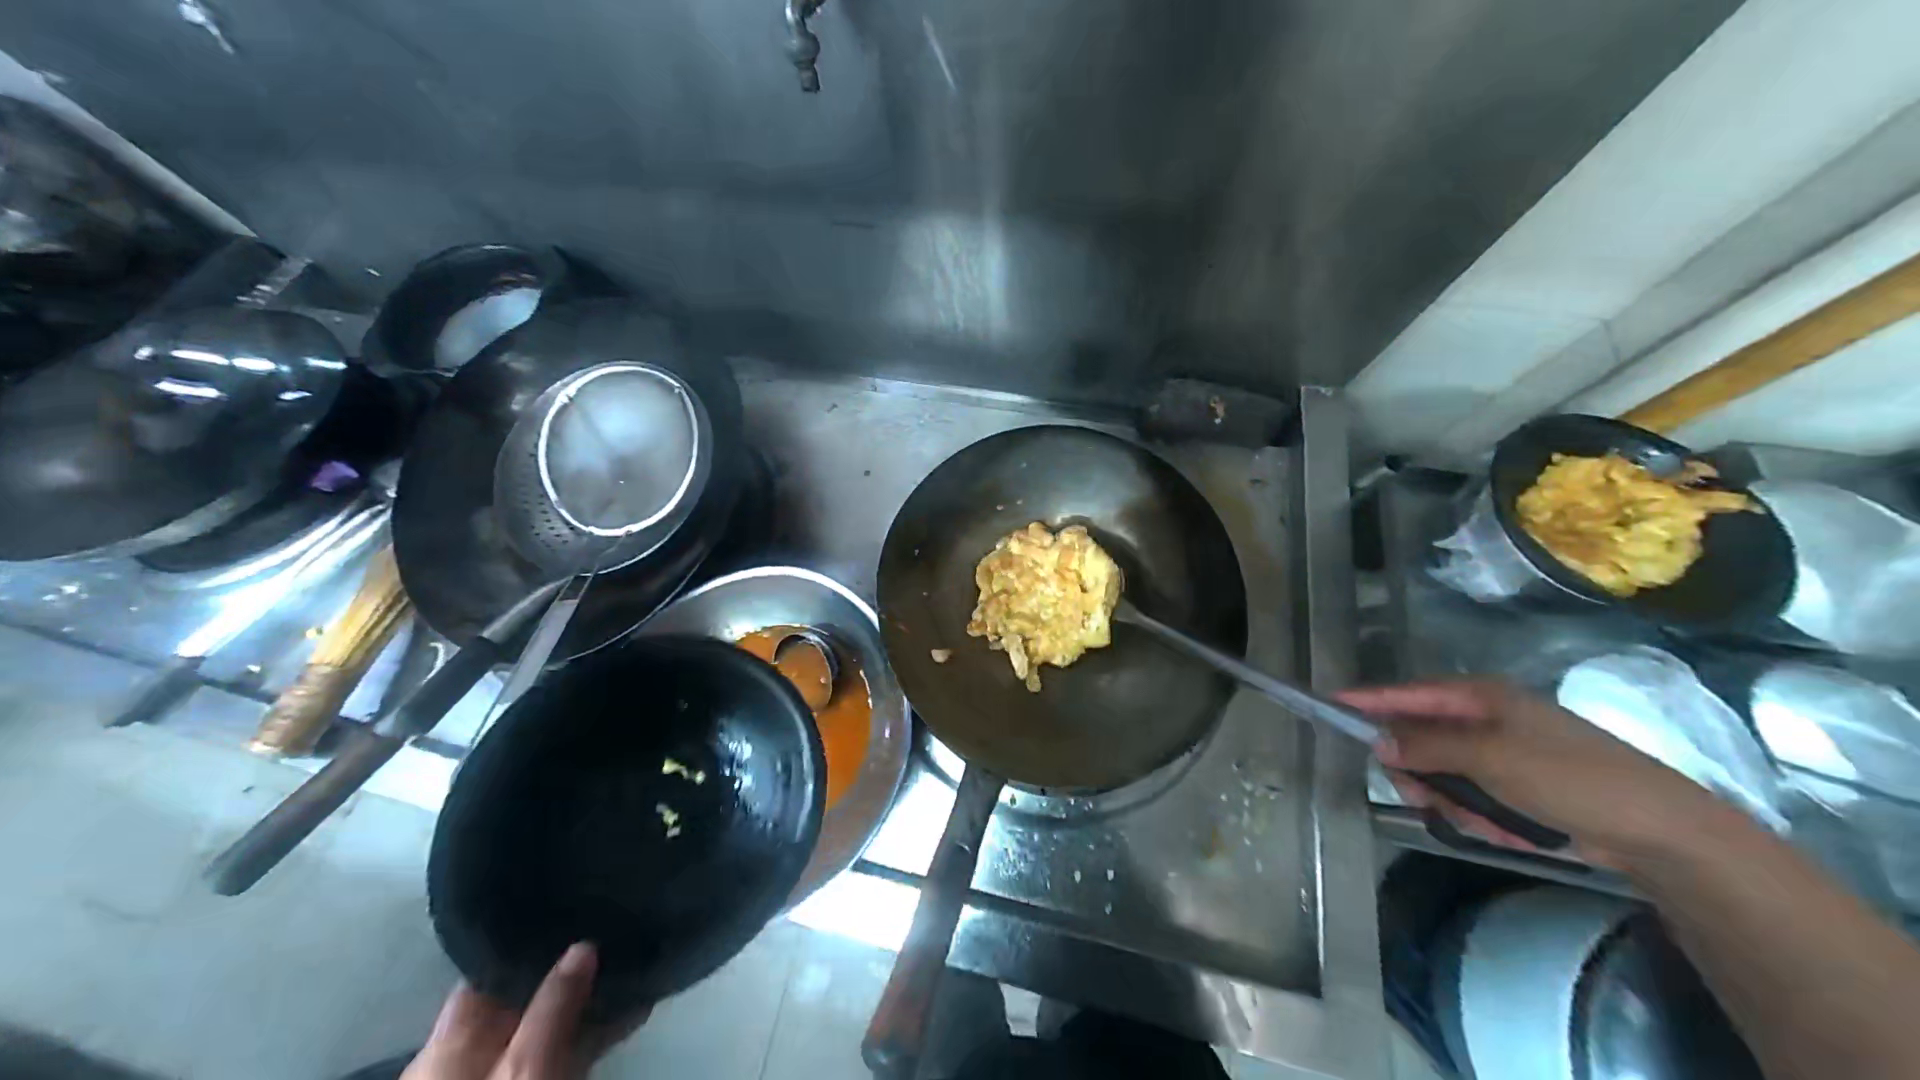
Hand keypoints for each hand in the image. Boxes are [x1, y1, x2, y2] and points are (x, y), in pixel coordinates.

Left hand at [403, 943, 640, 1079]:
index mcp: (451, 1042)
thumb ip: (554, 1008)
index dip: (534, 938)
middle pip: (521, 996)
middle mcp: (463, 1057)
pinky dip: (586, 1037)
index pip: (491, 969)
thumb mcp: (527, 1073)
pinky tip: (629, 1017)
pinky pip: (554, 1056)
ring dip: (588, 1002)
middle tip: (624, 936)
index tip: (582, 909)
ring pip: (543, 1026)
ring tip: (639, 973)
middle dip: (573, 968)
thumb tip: (583, 944)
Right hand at [1338, 679, 1717, 865]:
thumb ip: (1425, 745)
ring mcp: (1499, 752)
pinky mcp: (1513, 784)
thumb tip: (1375, 739)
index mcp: (1477, 697)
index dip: (1366, 700)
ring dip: (1452, 801)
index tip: (1326, 704)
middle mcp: (1483, 718)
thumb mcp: (1489, 757)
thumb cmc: (1569, 777)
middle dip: (1420, 773)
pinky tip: (1507, 827)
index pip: (1405, 693)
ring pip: (1438, 774)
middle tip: (1427, 796)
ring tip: (1485, 819)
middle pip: (1416, 739)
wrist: (1658, 832)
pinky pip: (1468, 796)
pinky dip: (1478, 815)